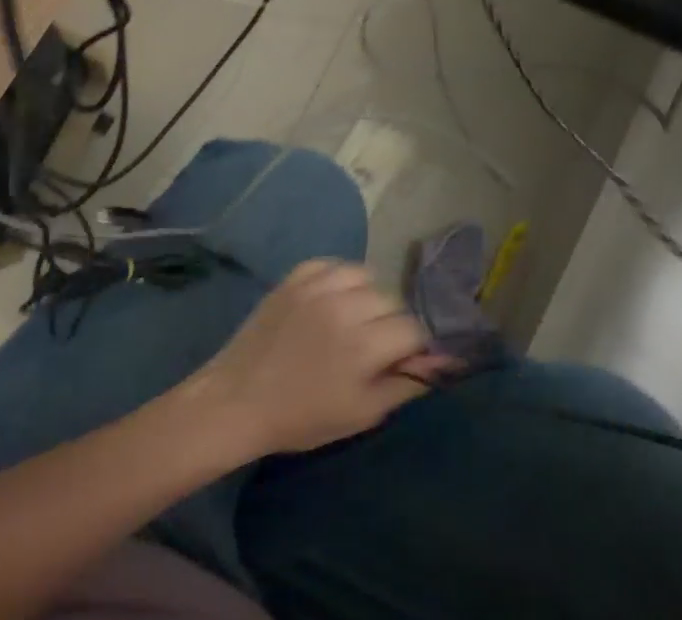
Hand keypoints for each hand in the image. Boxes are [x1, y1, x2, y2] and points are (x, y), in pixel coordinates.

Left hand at [186, 259, 457, 455]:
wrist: (238, 400)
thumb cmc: (303, 417)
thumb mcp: (364, 412)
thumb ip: (407, 382)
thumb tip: (443, 360)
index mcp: (363, 345)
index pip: (413, 329)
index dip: (413, 348)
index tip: (401, 362)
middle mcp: (342, 307)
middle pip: (391, 300)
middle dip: (391, 323)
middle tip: (374, 347)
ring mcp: (313, 288)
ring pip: (363, 275)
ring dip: (367, 296)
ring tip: (354, 320)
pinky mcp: (290, 281)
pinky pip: (328, 264)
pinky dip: (337, 278)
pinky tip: (332, 300)